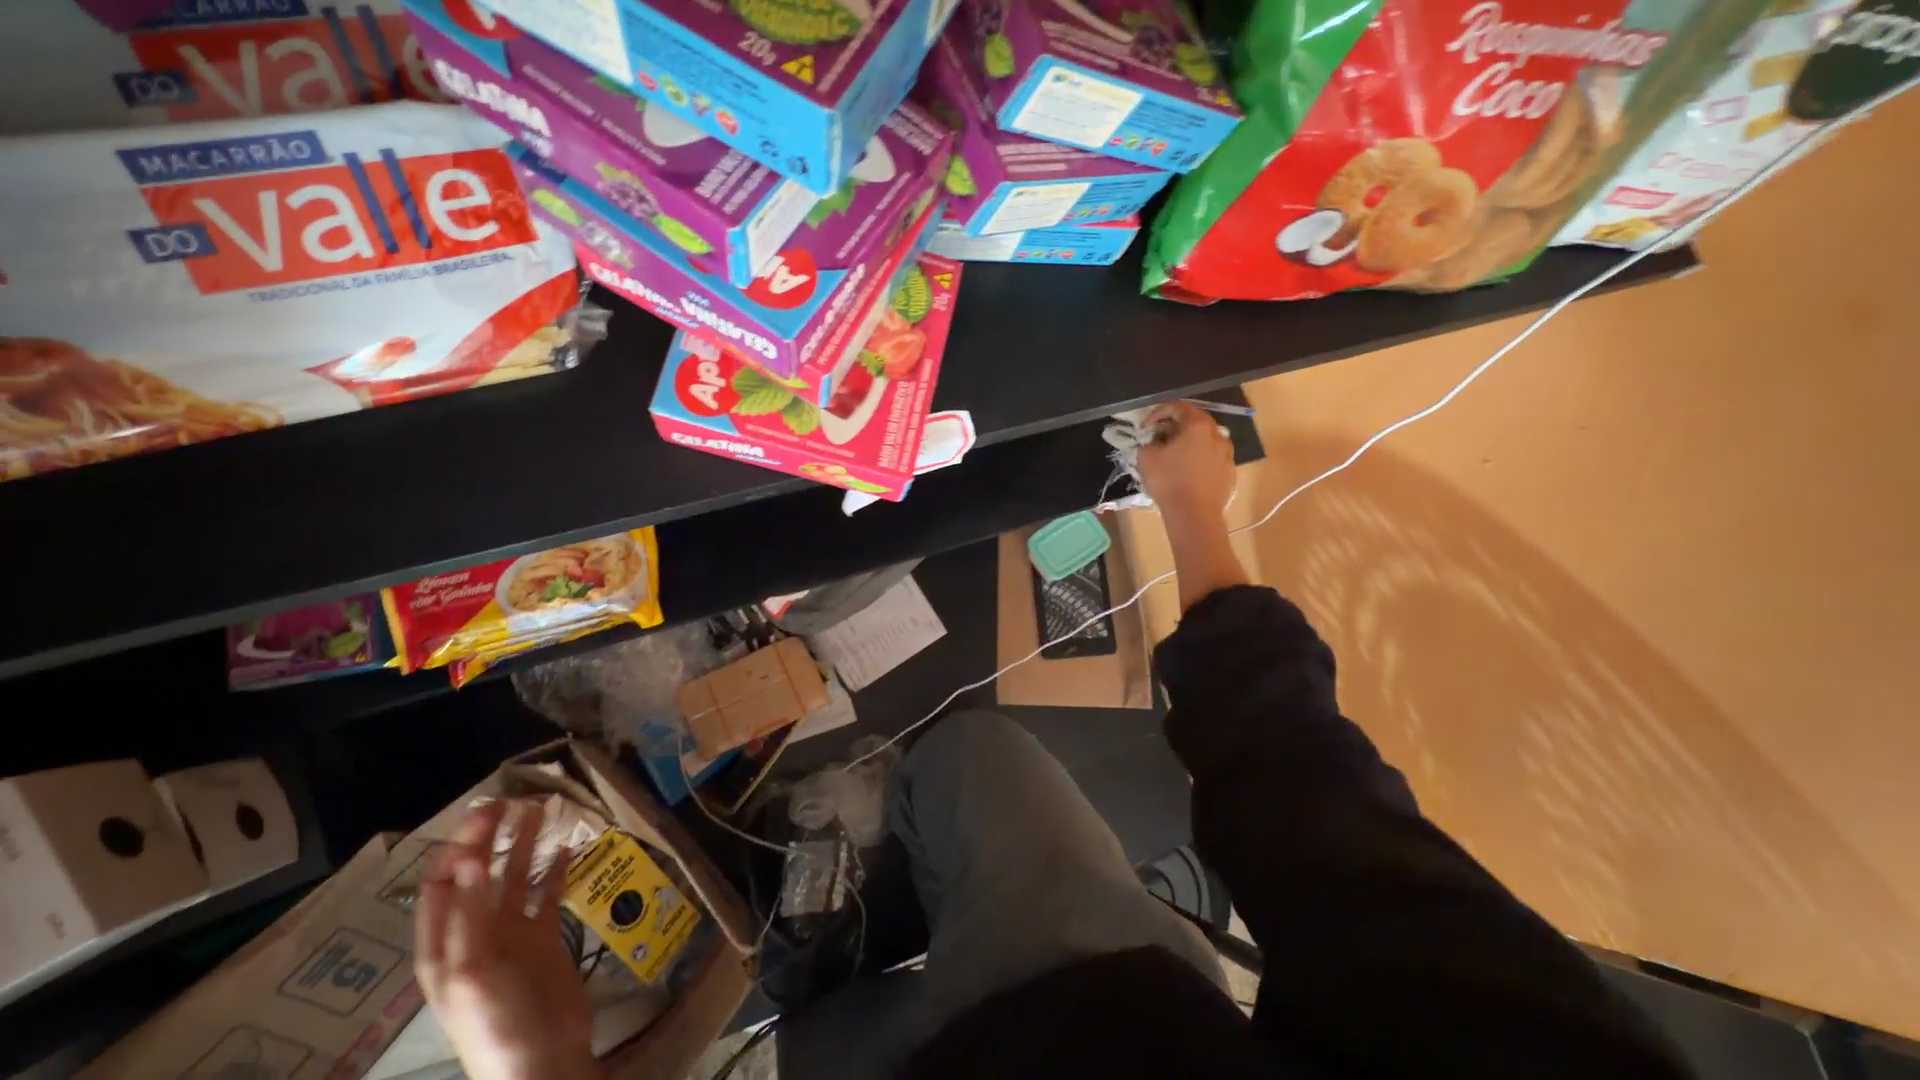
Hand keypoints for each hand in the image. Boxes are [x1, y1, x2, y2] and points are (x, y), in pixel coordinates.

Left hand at [416, 801, 599, 1079]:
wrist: (542, 1064)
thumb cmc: (496, 1022)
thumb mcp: (471, 971)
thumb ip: (469, 914)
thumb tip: (467, 857)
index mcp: (444, 943)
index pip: (443, 882)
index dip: (460, 846)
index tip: (485, 813)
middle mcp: (474, 932)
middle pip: (478, 874)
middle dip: (491, 837)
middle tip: (514, 800)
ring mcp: (512, 935)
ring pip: (515, 878)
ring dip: (525, 845)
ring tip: (543, 809)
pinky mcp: (546, 941)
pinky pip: (548, 897)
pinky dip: (557, 871)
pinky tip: (567, 848)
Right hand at [1138, 400, 1235, 528]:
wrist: (1195, 515)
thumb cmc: (1169, 481)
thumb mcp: (1146, 457)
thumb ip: (1149, 442)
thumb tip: (1156, 442)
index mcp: (1197, 425)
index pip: (1177, 406)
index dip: (1157, 413)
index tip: (1145, 428)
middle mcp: (1217, 433)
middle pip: (1194, 420)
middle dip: (1175, 425)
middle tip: (1159, 437)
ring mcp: (1227, 453)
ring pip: (1205, 439)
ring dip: (1189, 442)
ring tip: (1174, 455)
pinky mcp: (1230, 471)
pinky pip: (1212, 457)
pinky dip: (1199, 458)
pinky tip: (1188, 472)